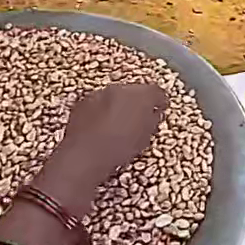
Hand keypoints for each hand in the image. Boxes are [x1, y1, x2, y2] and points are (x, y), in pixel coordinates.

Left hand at [53, 83, 168, 182]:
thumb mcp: (145, 138)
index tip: (161, 108)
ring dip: (118, 105)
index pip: (157, 91)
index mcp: (141, 95)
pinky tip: (101, 126)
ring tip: (119, 123)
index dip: (160, 100)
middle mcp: (120, 88)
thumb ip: (152, 120)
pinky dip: (102, 110)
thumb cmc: (120, 149)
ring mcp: (100, 93)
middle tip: (139, 118)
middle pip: (134, 91)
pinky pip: (99, 102)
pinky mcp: (83, 101)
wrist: (84, 155)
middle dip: (138, 102)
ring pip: (115, 95)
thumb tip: (153, 113)